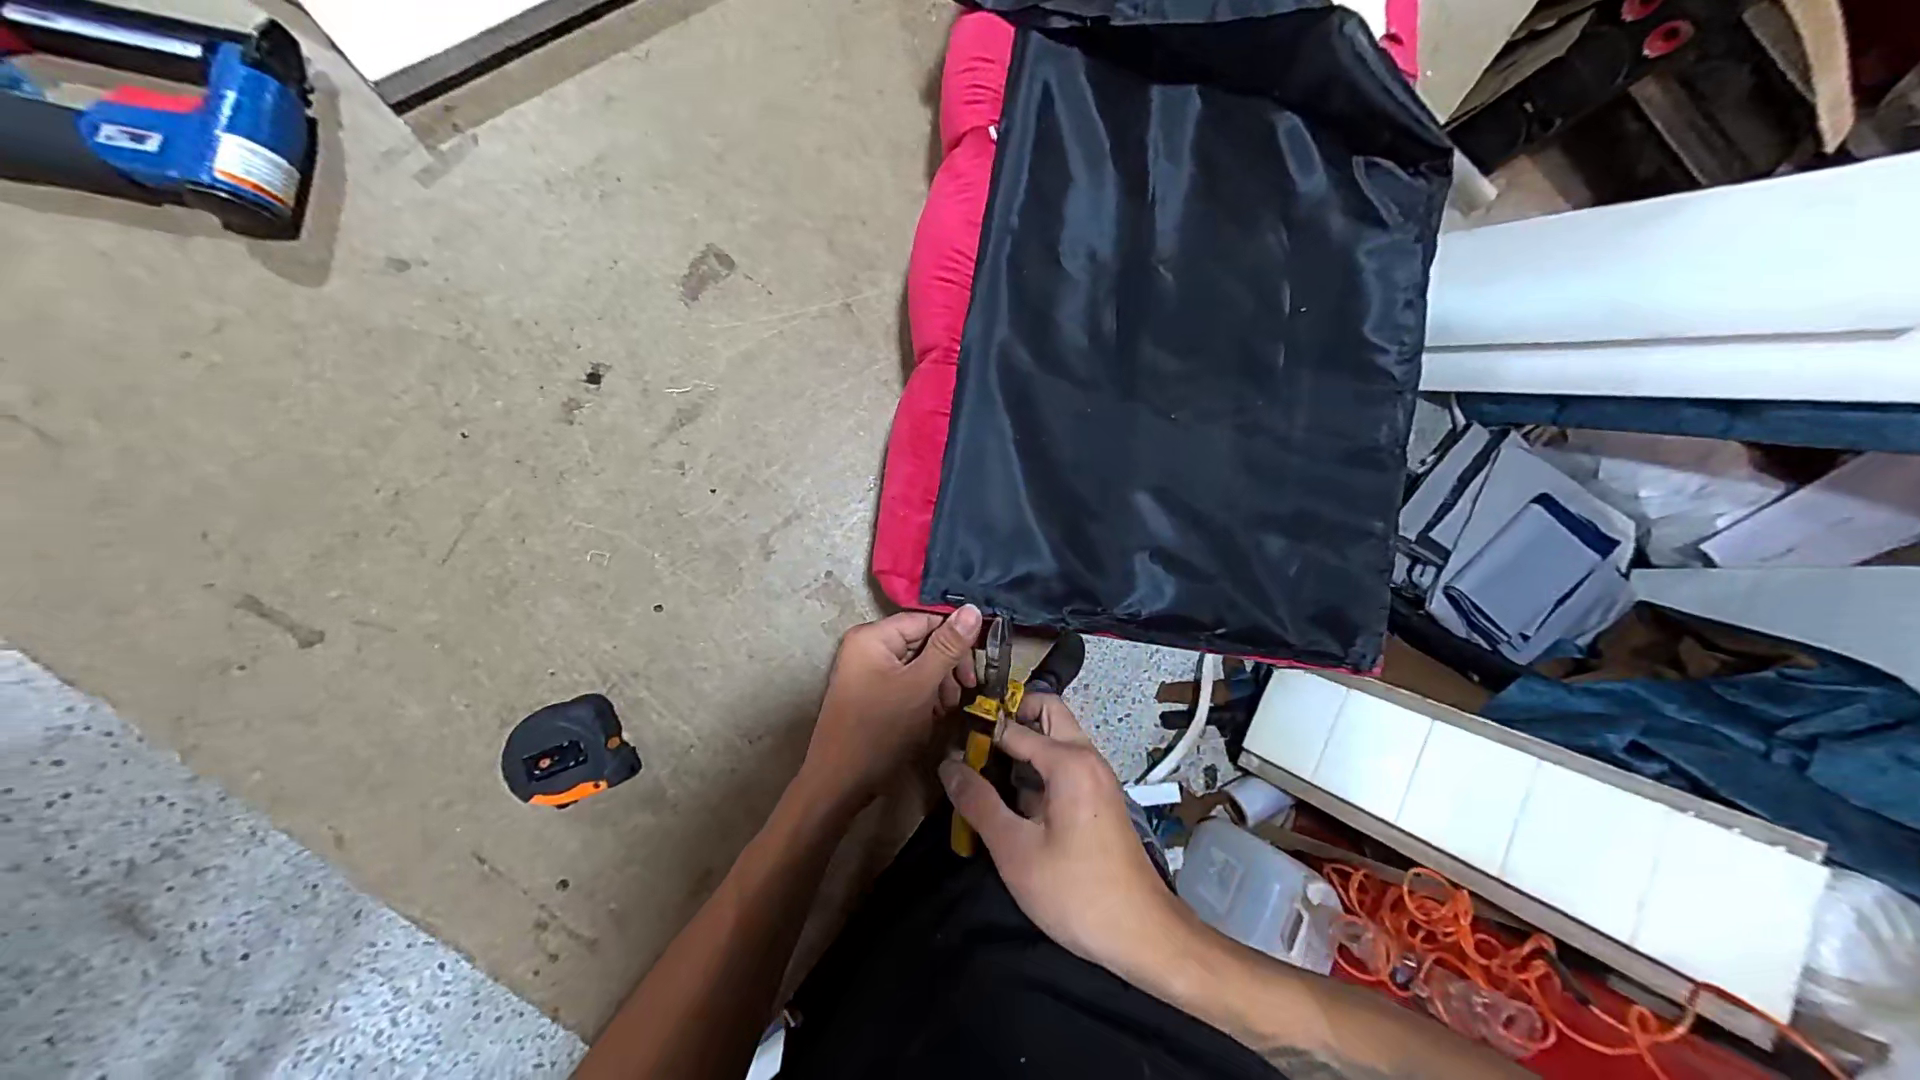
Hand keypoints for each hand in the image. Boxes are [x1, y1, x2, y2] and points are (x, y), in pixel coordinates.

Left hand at [803, 605, 981, 808]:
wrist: (840, 783)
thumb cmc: (880, 730)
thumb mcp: (920, 685)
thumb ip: (948, 647)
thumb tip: (973, 609)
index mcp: (873, 636)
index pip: (926, 621)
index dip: (955, 640)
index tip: (976, 669)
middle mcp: (867, 646)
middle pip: (923, 641)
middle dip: (947, 666)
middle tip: (964, 691)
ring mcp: (867, 670)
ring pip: (917, 664)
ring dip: (938, 683)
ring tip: (945, 709)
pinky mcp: (871, 692)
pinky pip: (905, 681)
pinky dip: (923, 695)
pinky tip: (931, 715)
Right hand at [939, 693, 1190, 978]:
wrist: (1142, 934)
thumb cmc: (1076, 891)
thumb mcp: (1015, 850)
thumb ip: (979, 802)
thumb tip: (949, 765)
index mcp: (1069, 762)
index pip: (1013, 728)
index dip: (978, 732)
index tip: (948, 742)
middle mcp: (1087, 758)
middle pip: (1047, 712)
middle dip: (1010, 717)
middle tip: (975, 743)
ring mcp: (1096, 777)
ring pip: (1057, 738)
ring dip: (1023, 743)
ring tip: (984, 770)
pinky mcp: (1098, 798)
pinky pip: (1064, 764)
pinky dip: (1037, 767)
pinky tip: (1011, 800)